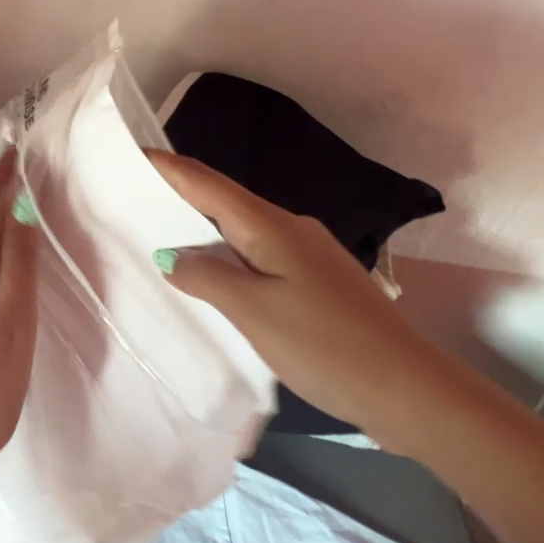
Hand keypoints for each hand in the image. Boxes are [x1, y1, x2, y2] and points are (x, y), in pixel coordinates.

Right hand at [148, 149, 453, 446]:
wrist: (410, 389)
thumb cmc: (325, 345)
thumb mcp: (254, 313)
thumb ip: (208, 278)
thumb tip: (173, 257)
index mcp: (270, 226)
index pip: (207, 183)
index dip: (169, 167)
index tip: (133, 153)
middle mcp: (290, 227)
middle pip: (224, 201)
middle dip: (181, 195)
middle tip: (136, 198)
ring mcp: (309, 253)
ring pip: (243, 230)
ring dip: (205, 229)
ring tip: (166, 238)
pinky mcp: (319, 280)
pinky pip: (261, 254)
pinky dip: (230, 255)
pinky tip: (220, 277)